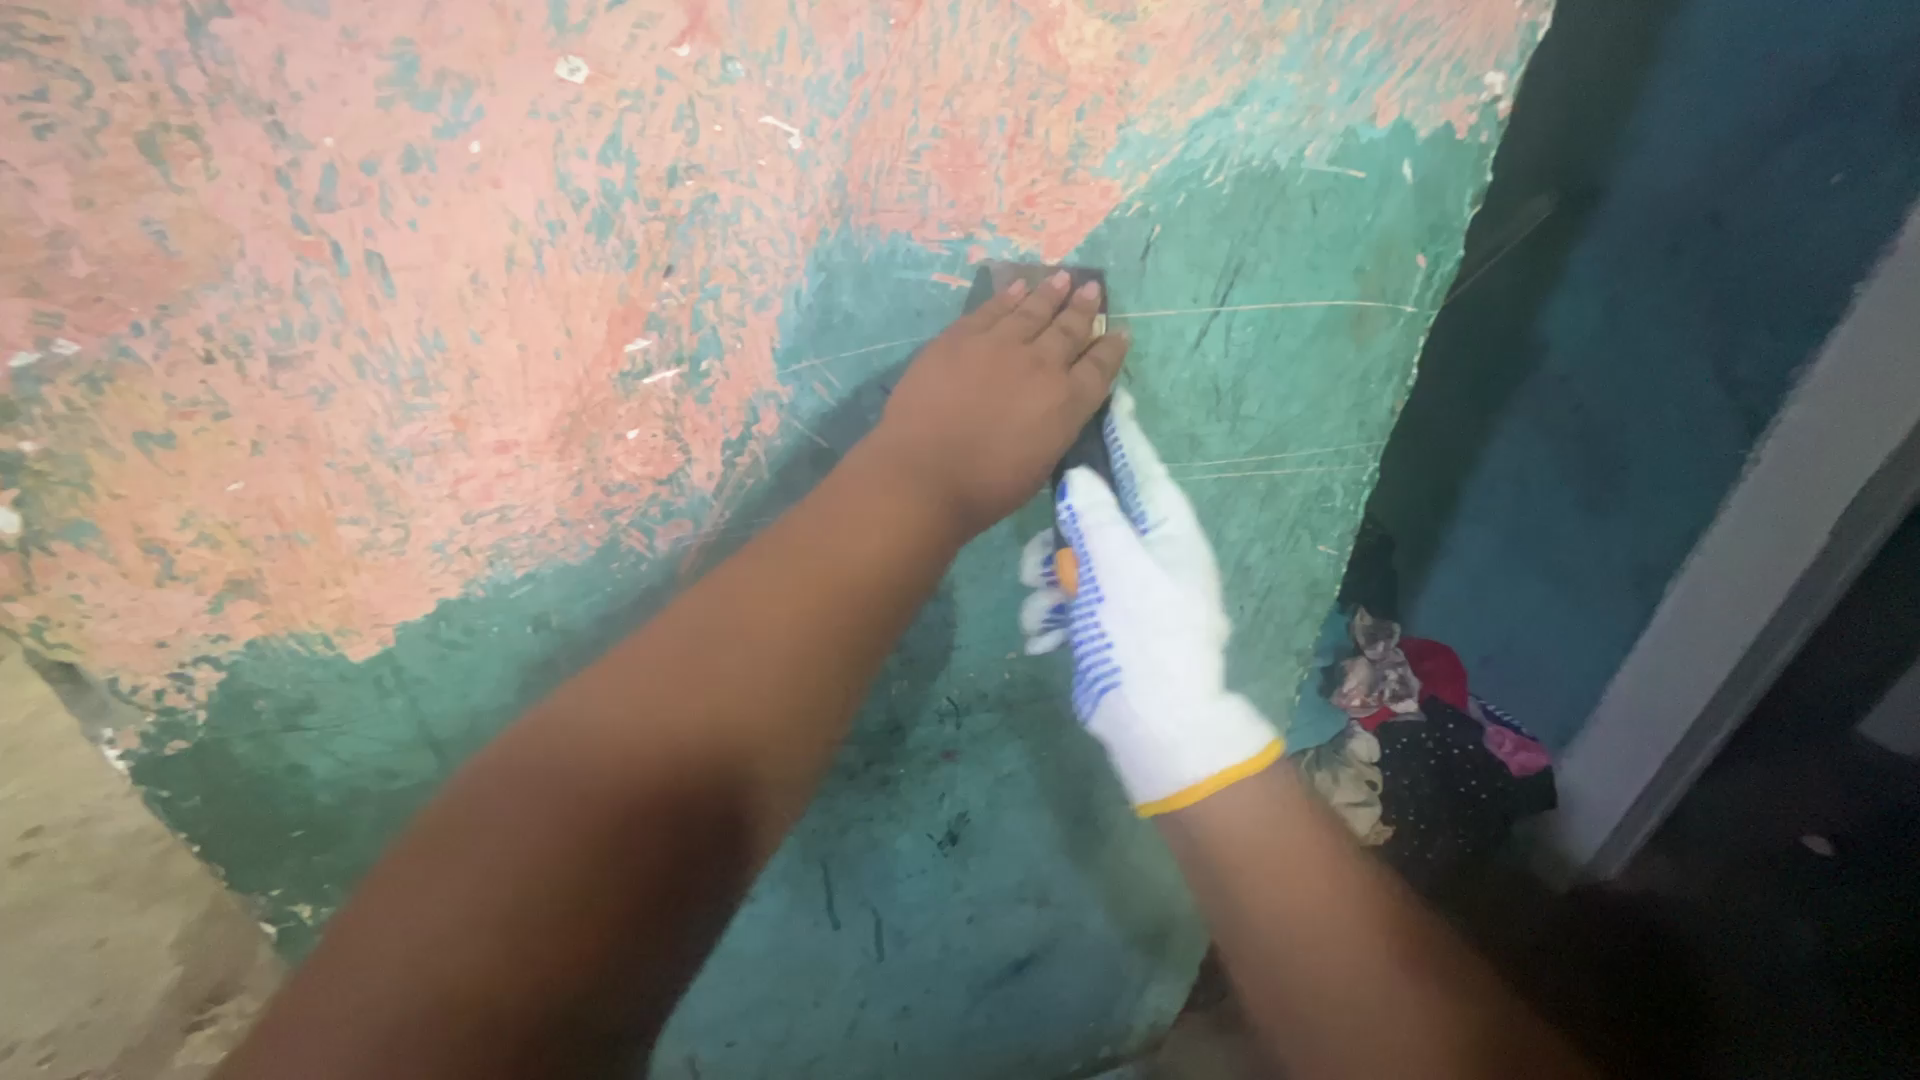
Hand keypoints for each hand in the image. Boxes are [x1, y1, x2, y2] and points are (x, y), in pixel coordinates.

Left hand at [867, 270, 1129, 535]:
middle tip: (1092, 289)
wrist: (923, 475)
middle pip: (1069, 330)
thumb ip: (1054, 427)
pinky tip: (1018, 288)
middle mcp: (1041, 365)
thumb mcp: (1041, 465)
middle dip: (1084, 309)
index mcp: (1067, 403)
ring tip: (1063, 278)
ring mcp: (999, 346)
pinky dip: (1008, 297)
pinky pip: (991, 310)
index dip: (1111, 349)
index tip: (1119, 332)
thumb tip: (1054, 407)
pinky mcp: (960, 338)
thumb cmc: (985, 489)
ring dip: (1050, 294)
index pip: (1099, 368)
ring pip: (1032, 311)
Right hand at [1019, 389, 1281, 814]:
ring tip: (1047, 606)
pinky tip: (1045, 634)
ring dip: (1050, 580)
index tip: (1105, 398)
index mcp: (1168, 532)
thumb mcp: (1118, 567)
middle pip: (1096, 514)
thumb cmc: (1143, 634)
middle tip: (1048, 547)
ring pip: (1072, 557)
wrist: (1153, 720)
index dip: (1121, 435)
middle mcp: (1149, 553)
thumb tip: (1079, 476)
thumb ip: (1095, 516)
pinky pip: (1067, 597)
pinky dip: (1053, 613)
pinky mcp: (1103, 618)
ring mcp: (1125, 588)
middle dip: (1063, 534)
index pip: (1142, 468)